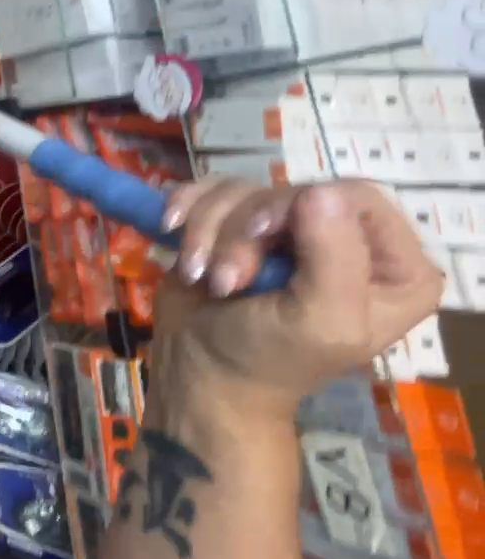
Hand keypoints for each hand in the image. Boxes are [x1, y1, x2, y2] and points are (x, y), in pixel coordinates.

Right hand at [154, 178, 441, 417]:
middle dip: (240, 230)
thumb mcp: (319, 320)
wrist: (201, 368)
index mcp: (390, 268)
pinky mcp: (230, 225)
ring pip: (237, 191)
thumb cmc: (271, 357)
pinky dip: (181, 208)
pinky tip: (169, 232)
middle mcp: (339, 241)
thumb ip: (335, 259)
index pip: (357, 198)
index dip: (302, 205)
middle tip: (223, 277)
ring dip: (204, 230)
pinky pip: (204, 190)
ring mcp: (281, 231)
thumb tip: (321, 193)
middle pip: (286, 191)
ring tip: (198, 274)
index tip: (261, 234)